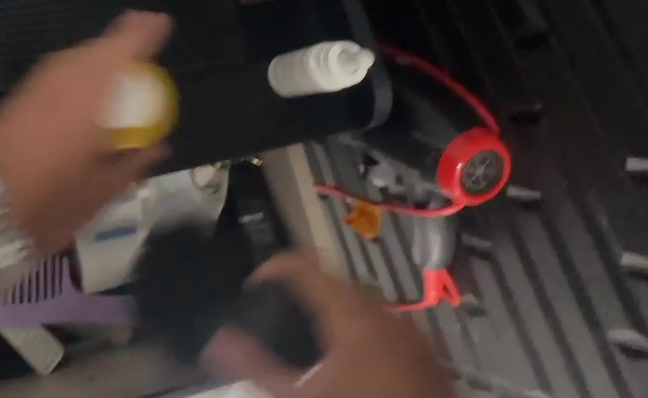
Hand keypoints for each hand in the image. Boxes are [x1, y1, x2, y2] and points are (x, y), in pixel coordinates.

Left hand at [0, 10, 171, 255]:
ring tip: (117, 65)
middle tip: (144, 36)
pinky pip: (58, 70)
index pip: (124, 49)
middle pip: (99, 46)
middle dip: (122, 41)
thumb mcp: (102, 192)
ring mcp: (37, 83)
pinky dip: (77, 70)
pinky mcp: (19, 94)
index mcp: (92, 95)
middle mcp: (65, 78)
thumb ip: (134, 161)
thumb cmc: (51, 204)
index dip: (144, 33)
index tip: (161, 23)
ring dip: (98, 55)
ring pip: (76, 56)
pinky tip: (84, 90)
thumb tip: (159, 144)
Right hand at [203, 252, 451, 397]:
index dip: (271, 269)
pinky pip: (386, 329)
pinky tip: (352, 370)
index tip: (253, 292)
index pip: (301, 263)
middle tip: (278, 324)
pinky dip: (362, 336)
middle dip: (302, 296)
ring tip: (312, 349)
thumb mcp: (300, 396)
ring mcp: (412, 336)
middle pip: (331, 281)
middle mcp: (384, 312)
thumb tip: (217, 339)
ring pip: (360, 304)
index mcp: (351, 312)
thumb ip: (255, 364)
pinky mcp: (429, 360)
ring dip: (332, 316)